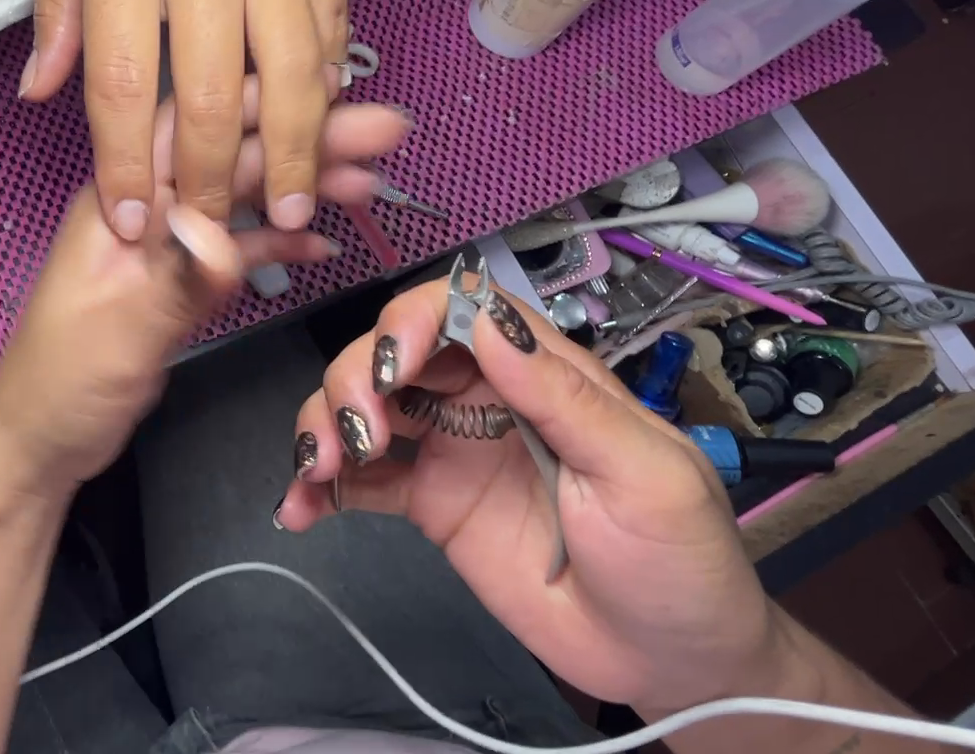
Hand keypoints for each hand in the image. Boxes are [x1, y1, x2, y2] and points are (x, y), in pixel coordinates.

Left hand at [0, 92, 408, 498]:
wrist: (42, 440)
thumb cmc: (64, 383)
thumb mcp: (121, 331)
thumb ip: (178, 277)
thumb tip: (228, 231)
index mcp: (120, 197)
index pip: (194, 126)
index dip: (262, 101)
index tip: (332, 90)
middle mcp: (147, 205)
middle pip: (231, 155)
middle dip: (305, 139)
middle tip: (384, 131)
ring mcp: (168, 242)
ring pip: (242, 199)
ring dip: (302, 187)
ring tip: (372, 179)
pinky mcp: (183, 281)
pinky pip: (238, 249)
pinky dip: (279, 243)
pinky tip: (324, 242)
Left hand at [21, 0, 350, 240]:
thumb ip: (59, 8)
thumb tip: (42, 91)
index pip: (124, 91)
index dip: (127, 167)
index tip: (133, 221)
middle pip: (215, 98)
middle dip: (215, 177)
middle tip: (217, 230)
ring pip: (291, 70)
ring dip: (294, 147)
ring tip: (294, 203)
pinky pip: (330, 16)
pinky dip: (329, 70)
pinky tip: (325, 108)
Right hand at [277, 275, 788, 715]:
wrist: (666, 664)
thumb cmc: (677, 560)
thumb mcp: (642, 475)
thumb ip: (565, 399)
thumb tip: (490, 322)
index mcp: (536, 374)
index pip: (461, 311)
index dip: (413, 319)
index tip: (393, 366)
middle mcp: (480, 399)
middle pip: (393, 354)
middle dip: (356, 378)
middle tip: (360, 435)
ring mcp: (446, 449)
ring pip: (363, 407)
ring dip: (325, 423)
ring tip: (319, 468)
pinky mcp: (426, 502)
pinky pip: (360, 483)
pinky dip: (319, 490)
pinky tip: (297, 510)